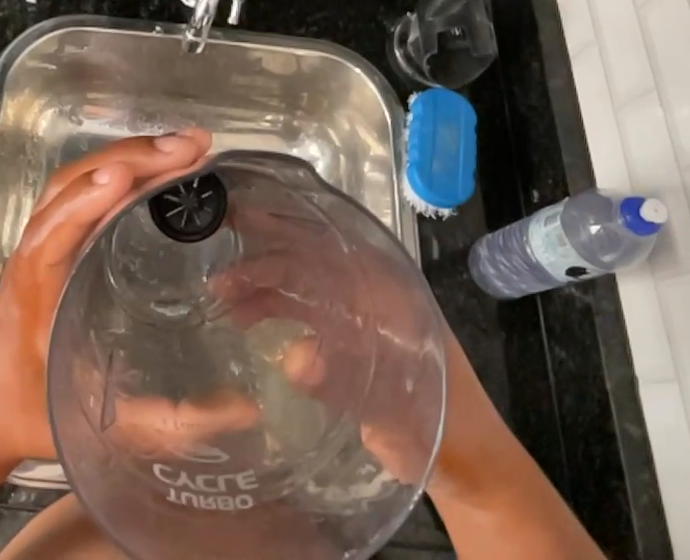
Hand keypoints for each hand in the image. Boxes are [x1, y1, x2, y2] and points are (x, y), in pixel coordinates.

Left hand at [0, 129, 213, 467]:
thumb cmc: (29, 408)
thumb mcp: (93, 421)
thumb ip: (163, 423)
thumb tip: (241, 413)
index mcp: (31, 290)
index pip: (52, 234)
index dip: (84, 204)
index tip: (123, 179)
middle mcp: (34, 250)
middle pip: (70, 187)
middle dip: (130, 160)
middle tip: (192, 150)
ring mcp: (44, 236)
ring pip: (77, 177)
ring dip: (130, 154)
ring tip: (188, 147)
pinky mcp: (57, 232)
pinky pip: (84, 185)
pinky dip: (124, 165)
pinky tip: (163, 162)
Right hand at [212, 237, 452, 485]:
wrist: (474, 471)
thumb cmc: (447, 436)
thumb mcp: (401, 415)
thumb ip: (349, 387)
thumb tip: (293, 359)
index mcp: (393, 293)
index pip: (332, 246)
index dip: (285, 229)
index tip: (242, 219)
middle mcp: (376, 292)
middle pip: (312, 260)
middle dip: (263, 258)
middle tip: (215, 259)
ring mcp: (364, 315)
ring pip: (304, 284)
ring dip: (263, 286)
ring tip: (220, 298)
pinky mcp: (353, 341)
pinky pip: (307, 310)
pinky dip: (274, 309)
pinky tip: (244, 320)